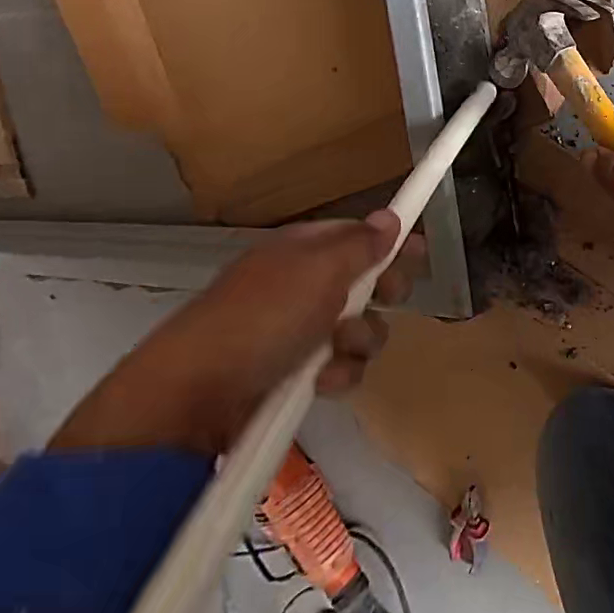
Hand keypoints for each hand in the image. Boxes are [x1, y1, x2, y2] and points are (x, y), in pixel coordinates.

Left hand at [49, 211, 424, 455]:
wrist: (194, 396)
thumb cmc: (261, 318)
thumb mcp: (318, 271)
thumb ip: (361, 245)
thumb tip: (390, 216)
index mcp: (303, 252)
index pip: (358, 236)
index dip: (390, 243)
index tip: (419, 253)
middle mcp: (305, 287)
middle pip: (369, 284)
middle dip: (381, 296)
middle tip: (382, 300)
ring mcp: (301, 331)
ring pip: (363, 329)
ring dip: (359, 341)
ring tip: (335, 350)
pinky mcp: (299, 373)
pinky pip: (344, 366)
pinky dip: (339, 374)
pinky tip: (322, 381)